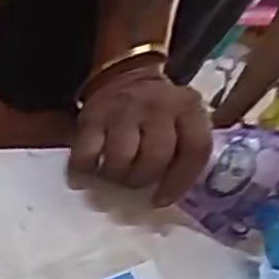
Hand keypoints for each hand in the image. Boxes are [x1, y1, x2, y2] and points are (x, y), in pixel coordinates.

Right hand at [70, 61, 212, 207]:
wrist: (122, 78)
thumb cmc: (152, 111)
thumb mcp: (178, 117)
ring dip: (113, 177)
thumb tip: (170, 187)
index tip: (161, 200)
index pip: (194, 149)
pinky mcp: (90, 123)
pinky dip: (84, 172)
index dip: (179, 181)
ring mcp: (123, 114)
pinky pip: (86, 158)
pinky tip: (87, 172)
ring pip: (120, 161)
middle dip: (140, 179)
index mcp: (189, 108)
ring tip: (111, 176)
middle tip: (132, 182)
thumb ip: (181, 144)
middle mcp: (160, 108)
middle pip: (155, 159)